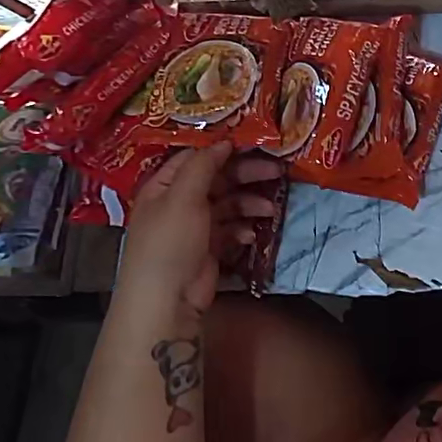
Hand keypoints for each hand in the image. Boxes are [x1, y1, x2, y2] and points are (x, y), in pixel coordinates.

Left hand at [117, 143, 283, 318]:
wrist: (168, 299)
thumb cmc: (170, 242)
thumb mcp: (183, 197)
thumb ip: (203, 166)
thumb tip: (223, 141)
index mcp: (164, 185)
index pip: (195, 158)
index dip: (221, 149)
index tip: (253, 143)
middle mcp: (179, 202)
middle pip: (217, 179)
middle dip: (246, 175)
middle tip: (276, 171)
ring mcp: (195, 225)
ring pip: (228, 204)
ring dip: (250, 203)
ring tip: (270, 209)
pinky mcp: (210, 247)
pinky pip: (231, 229)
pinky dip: (243, 229)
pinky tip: (252, 235)